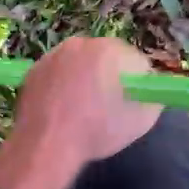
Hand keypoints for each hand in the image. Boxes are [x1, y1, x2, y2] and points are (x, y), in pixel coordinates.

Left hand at [0, 38, 162, 188]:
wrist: (46, 144)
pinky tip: (62, 108)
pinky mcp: (33, 69)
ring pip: (80, 64)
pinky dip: (62, 85)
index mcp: (109, 50)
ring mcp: (53, 54)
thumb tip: (152, 92)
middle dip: (110, 78)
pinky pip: (58, 72)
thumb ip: (154, 99)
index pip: (135, 62)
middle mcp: (80, 43)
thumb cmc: (97, 131)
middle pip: (106, 58)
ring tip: (82, 110)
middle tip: (107, 107)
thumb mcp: (141, 120)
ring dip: (85, 79)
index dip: (137, 84)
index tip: (131, 104)